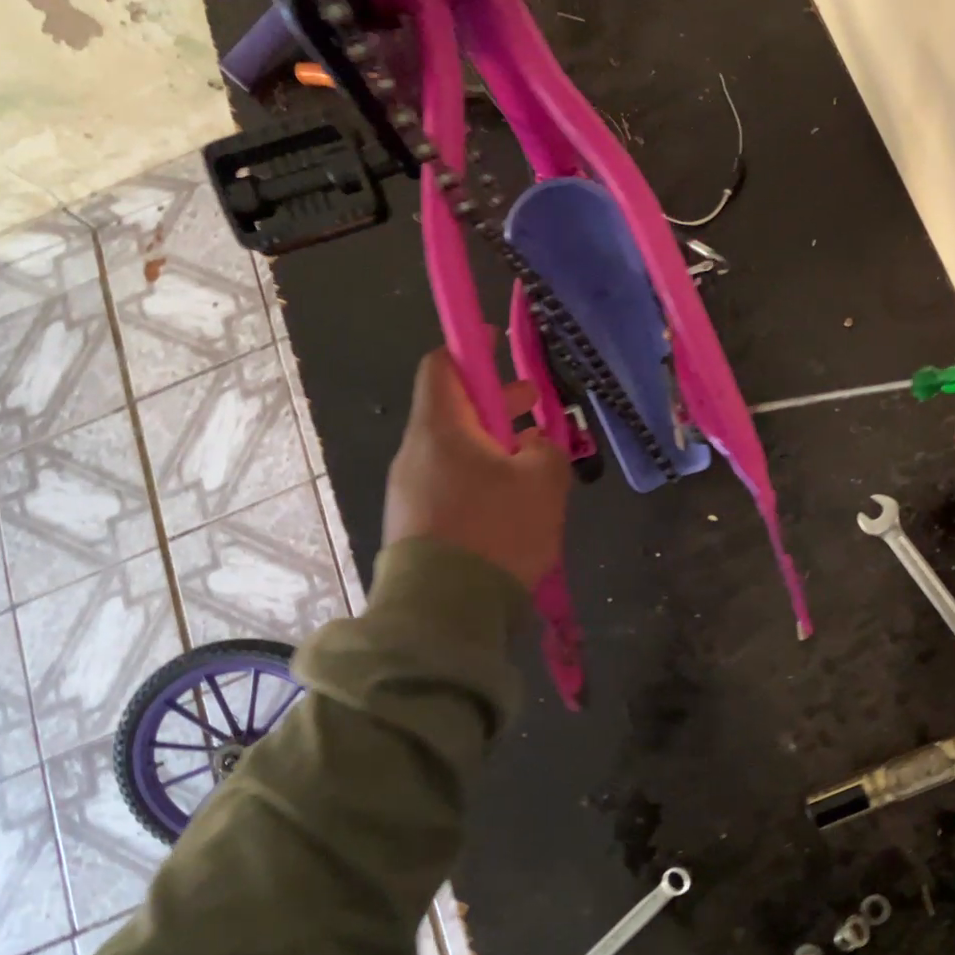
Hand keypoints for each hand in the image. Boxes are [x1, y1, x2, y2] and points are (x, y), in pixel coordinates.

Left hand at [384, 349, 571, 587]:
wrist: (445, 610)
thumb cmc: (497, 532)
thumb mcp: (543, 483)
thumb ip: (547, 449)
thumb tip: (533, 445)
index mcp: (441, 428)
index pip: (443, 366)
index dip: (471, 349)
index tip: (496, 344)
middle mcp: (415, 452)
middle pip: (453, 410)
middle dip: (497, 405)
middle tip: (536, 411)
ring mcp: (407, 491)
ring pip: (453, 451)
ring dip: (492, 448)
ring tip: (532, 468)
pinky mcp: (412, 525)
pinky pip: (448, 485)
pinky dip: (478, 480)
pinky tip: (509, 506)